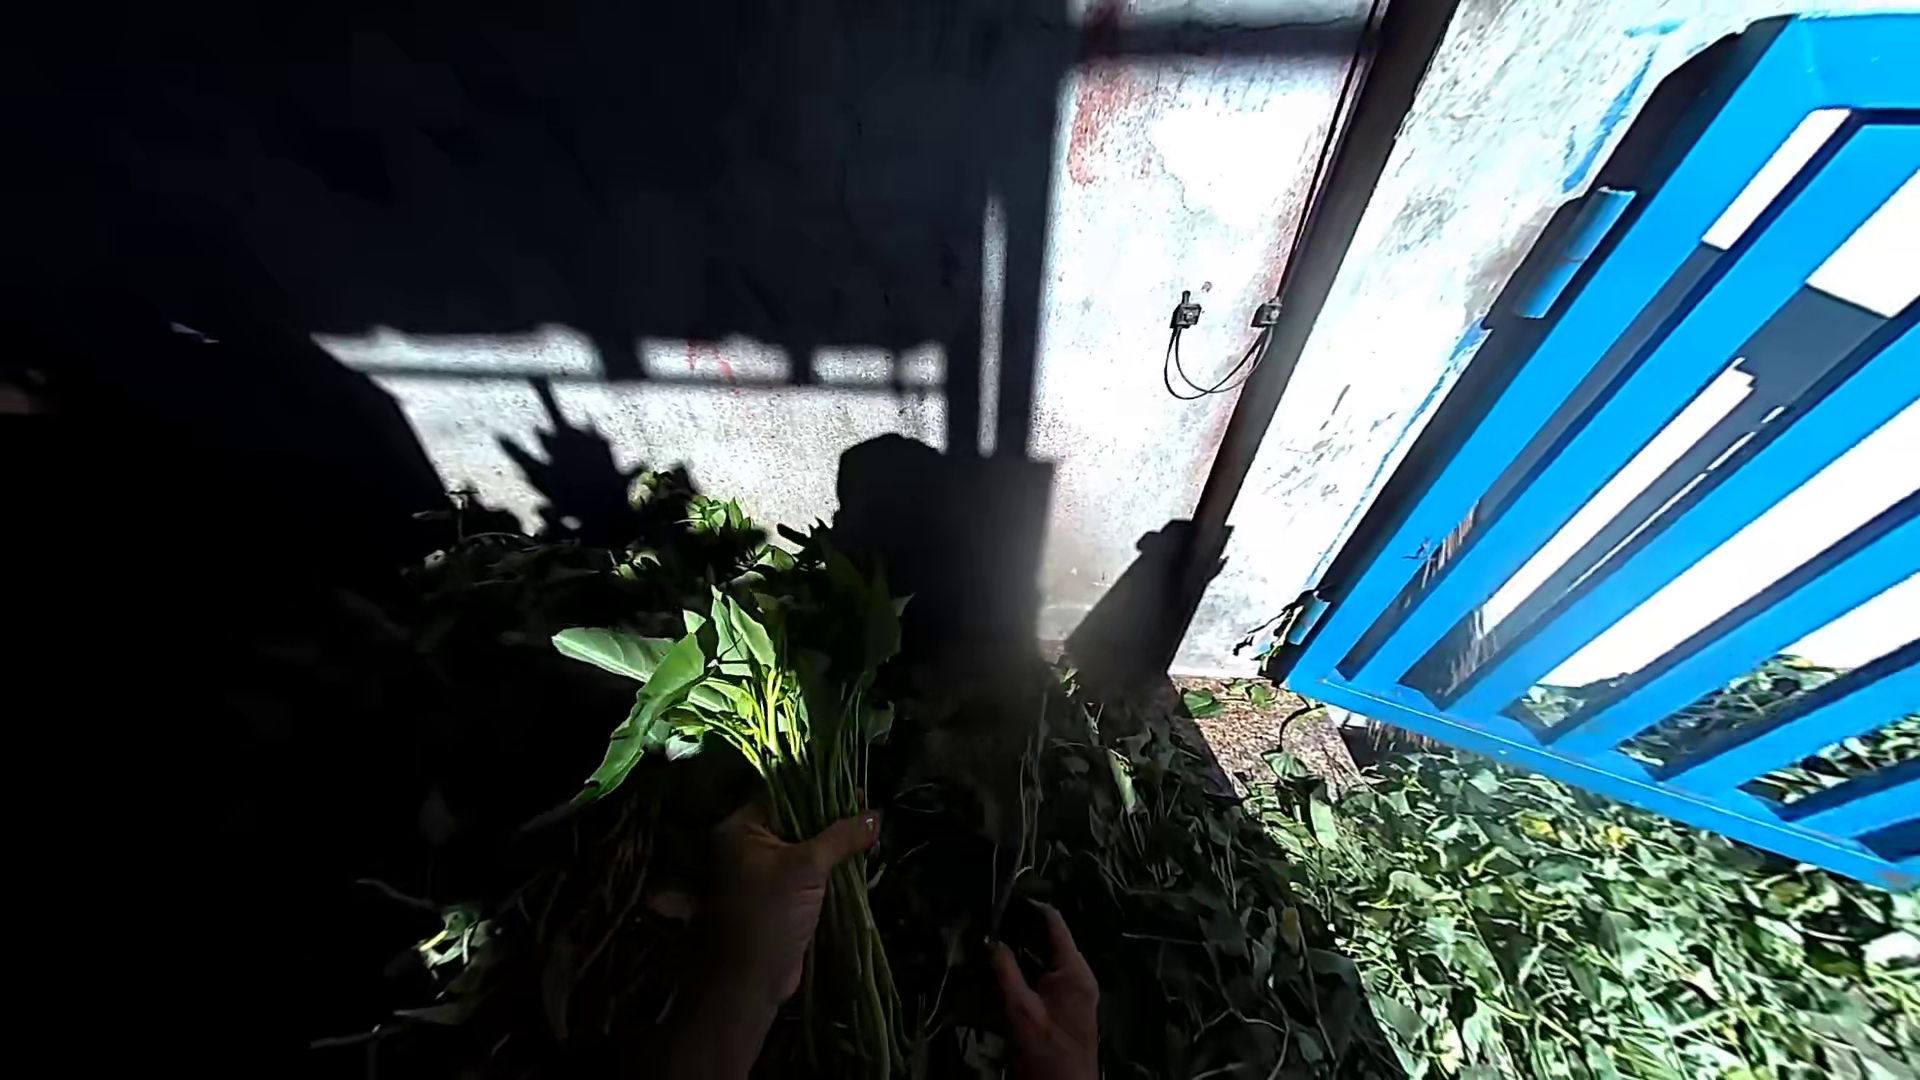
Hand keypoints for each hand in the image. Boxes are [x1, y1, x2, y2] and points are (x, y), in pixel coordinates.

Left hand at [668, 803, 878, 1079]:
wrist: (748, 987)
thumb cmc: (768, 915)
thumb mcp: (807, 868)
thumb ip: (841, 836)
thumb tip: (876, 815)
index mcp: (742, 828)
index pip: (786, 794)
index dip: (823, 790)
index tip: (855, 790)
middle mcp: (748, 844)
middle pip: (799, 818)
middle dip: (836, 817)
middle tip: (868, 810)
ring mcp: (763, 870)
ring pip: (807, 844)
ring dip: (838, 842)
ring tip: (871, 834)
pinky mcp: (779, 894)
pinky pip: (809, 868)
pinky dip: (832, 864)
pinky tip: (861, 858)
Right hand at [989, 905, 1099, 1079]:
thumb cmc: (1044, 1056)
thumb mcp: (1020, 1011)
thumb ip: (1004, 968)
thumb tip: (988, 936)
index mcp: (1074, 969)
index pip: (1052, 919)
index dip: (1026, 906)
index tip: (999, 902)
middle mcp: (1079, 973)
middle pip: (1049, 935)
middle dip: (1019, 927)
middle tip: (989, 923)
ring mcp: (1075, 991)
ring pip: (1046, 955)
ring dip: (1021, 947)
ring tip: (991, 940)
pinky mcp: (1067, 1006)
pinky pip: (1046, 973)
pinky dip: (1027, 966)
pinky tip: (1003, 967)